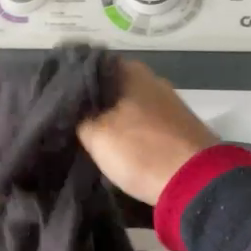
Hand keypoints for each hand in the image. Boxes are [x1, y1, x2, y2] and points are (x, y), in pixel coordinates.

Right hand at [78, 58, 218, 204]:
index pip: (90, 67)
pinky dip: (131, 131)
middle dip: (92, 103)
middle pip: (111, 87)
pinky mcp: (179, 126)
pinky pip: (144, 123)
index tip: (56, 100)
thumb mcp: (95, 135)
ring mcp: (169, 103)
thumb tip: (69, 109)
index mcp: (131, 71)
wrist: (194, 182)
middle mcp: (152, 79)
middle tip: (69, 121)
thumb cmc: (140, 151)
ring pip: (129, 106)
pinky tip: (119, 145)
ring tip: (90, 136)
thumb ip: (78, 117)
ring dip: (112, 118)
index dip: (71, 83)